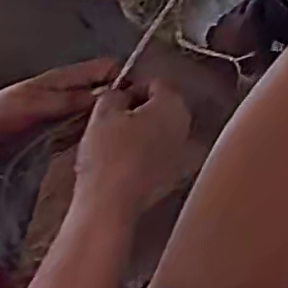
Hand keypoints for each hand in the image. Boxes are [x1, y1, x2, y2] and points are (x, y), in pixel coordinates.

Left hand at [0, 57, 118, 167]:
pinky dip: (87, 135)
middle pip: (108, 90)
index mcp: (71, 76)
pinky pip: (79, 129)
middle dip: (119, 102)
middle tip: (126, 123)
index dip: (127, 77)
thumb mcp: (36, 105)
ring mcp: (63, 110)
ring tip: (112, 137)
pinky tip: (91, 147)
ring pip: (96, 110)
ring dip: (103, 121)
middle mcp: (72, 90)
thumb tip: (111, 94)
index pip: (112, 68)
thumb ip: (73, 99)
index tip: (137, 98)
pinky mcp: (53, 129)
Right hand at [73, 81, 194, 217]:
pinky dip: (143, 149)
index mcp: (172, 102)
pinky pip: (158, 149)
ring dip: (140, 130)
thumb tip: (119, 93)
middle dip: (137, 109)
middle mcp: (184, 119)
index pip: (157, 83)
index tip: (113, 100)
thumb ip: (112, 96)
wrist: (112, 204)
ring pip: (160, 127)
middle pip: (161, 105)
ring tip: (112, 142)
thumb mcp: (103, 118)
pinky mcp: (173, 167)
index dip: (132, 88)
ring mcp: (182, 144)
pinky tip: (122, 161)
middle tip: (111, 121)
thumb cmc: (108, 155)